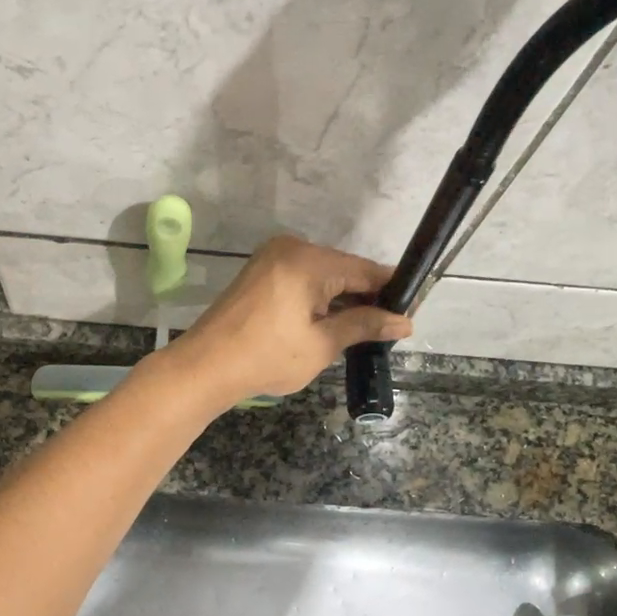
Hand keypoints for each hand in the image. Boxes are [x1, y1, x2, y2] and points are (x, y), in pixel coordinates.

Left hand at [155, 235, 411, 404]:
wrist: (205, 367)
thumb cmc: (267, 357)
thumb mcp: (322, 343)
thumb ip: (364, 325)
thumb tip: (404, 321)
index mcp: (309, 260)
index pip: (365, 270)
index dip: (391, 291)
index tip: (411, 311)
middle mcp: (291, 248)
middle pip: (344, 270)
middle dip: (365, 297)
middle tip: (388, 330)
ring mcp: (271, 258)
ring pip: (322, 276)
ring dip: (341, 300)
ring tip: (361, 332)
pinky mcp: (260, 273)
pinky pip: (301, 279)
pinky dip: (318, 299)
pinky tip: (329, 324)